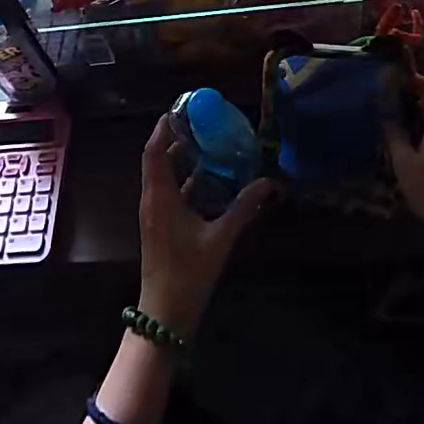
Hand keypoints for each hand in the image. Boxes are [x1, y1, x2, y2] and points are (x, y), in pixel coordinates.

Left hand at [137, 115, 273, 335]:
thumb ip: (244, 207)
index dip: (163, 128)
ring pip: (166, 176)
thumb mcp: (220, 237)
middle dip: (178, 139)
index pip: (153, 152)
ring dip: (184, 160)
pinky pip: (172, 193)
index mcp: (159, 197)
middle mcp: (153, 200)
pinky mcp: (162, 225)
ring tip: (212, 144)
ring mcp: (156, 214)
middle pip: (159, 159)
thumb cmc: (188, 272)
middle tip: (205, 123)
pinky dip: (188, 181)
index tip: (181, 109)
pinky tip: (213, 180)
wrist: (165, 314)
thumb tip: (270, 182)